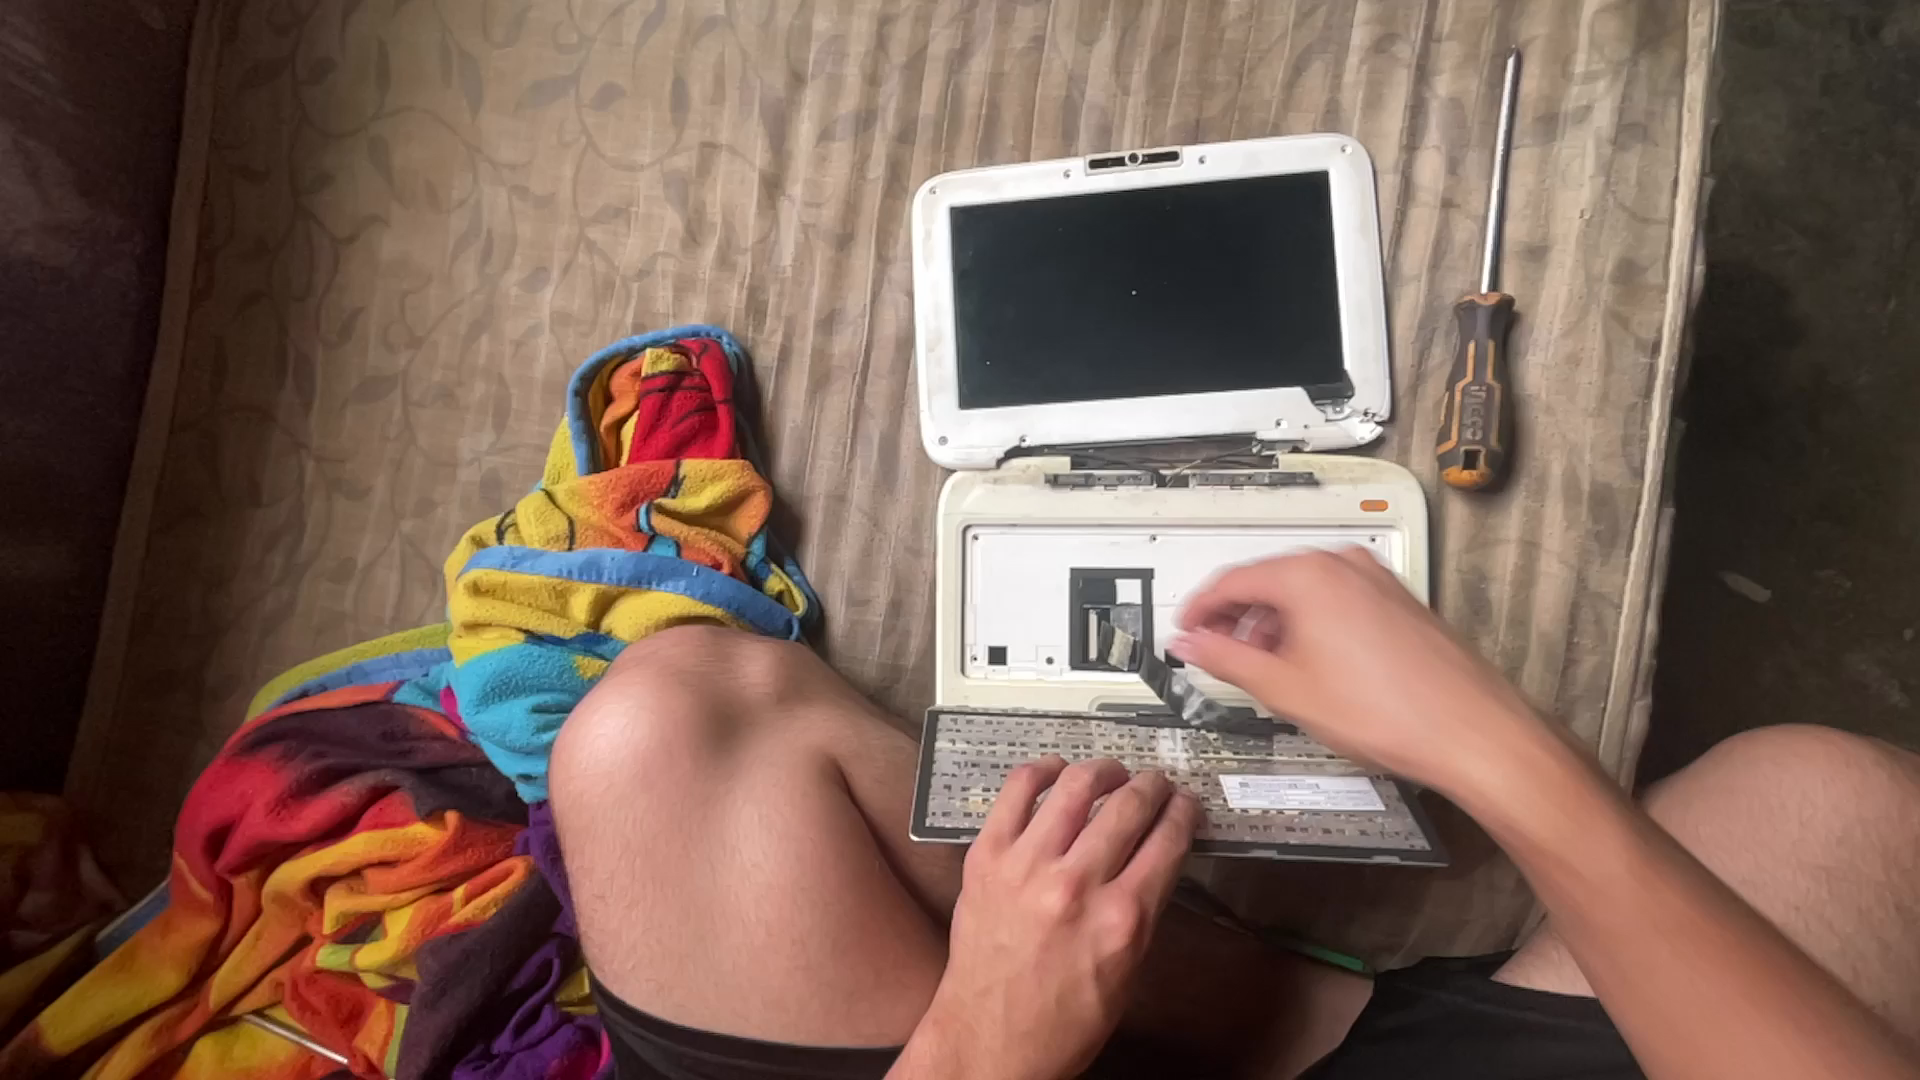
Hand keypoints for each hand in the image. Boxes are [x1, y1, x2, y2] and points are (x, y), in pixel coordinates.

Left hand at [902, 759, 1201, 1079]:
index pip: (1167, 842)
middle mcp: (1076, 884)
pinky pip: (1017, 789)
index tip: (1187, 801)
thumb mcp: (1127, 973)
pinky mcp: (987, 853)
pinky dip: (1043, 770)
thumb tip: (1156, 850)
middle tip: (1156, 782)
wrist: (988, 1039)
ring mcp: (1026, 863)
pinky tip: (1058, 771)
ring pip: (1076, 786)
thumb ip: (1142, 908)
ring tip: (1113, 773)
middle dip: (1152, 786)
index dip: (1183, 812)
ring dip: (1104, 770)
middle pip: (1128, 807)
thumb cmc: (1065, 1019)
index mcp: (1122, 921)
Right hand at [1167, 549, 1561, 803]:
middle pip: (1265, 580)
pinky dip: (1305, 623)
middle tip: (1215, 648)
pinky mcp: (1394, 599)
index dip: (1199, 609)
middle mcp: (1341, 566)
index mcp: (1307, 576)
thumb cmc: (1393, 711)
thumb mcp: (1282, 688)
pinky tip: (1305, 661)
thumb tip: (1189, 643)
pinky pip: (1331, 598)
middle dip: (1235, 617)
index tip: (1186, 630)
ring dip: (1270, 622)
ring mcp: (1373, 580)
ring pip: (1299, 590)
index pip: (1231, 581)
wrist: (1475, 734)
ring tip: (1261, 663)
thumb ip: (1223, 659)